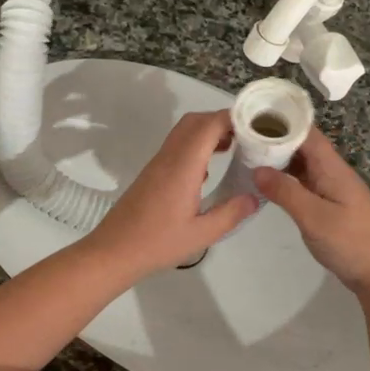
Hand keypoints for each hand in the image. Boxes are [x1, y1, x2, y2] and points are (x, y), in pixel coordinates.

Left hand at [83, 111, 258, 280]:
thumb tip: (255, 198)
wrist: (114, 251)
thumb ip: (231, 214)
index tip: (254, 128)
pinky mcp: (151, 174)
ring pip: (183, 133)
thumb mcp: (202, 234)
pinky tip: (206, 172)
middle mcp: (169, 157)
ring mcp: (157, 164)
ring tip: (232, 150)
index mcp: (183, 167)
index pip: (208, 126)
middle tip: (245, 138)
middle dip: (221, 122)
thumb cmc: (157, 243)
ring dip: (207, 133)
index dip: (231, 119)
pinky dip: (195, 147)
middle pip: (194, 122)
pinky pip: (176, 147)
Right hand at [254, 130, 369, 294]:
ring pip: (304, 166)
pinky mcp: (333, 207)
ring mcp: (334, 191)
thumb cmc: (351, 242)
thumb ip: (285, 191)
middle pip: (304, 147)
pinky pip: (307, 184)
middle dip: (276, 140)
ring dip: (281, 161)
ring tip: (249, 159)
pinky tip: (271, 187)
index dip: (282, 122)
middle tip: (242, 140)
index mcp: (332, 168)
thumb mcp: (313, 217)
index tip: (252, 119)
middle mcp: (334, 173)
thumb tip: (257, 169)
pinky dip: (288, 180)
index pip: (306, 133)